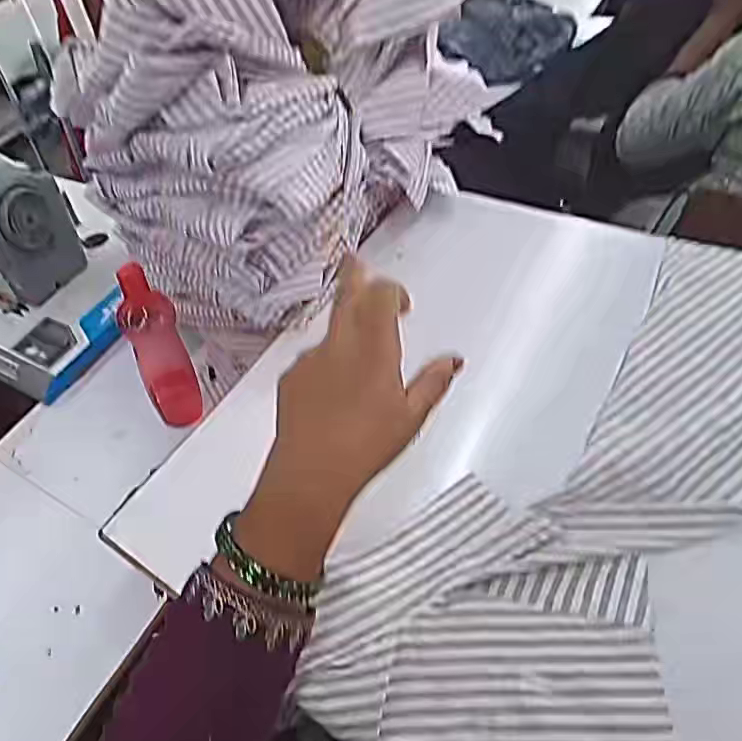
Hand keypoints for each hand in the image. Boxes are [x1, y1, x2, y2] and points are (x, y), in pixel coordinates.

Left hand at [233, 258, 463, 580]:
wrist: (310, 474)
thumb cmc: (360, 449)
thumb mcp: (410, 417)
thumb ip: (433, 382)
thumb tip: (451, 363)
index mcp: (374, 350)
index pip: (381, 295)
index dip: (392, 290)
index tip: (400, 300)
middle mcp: (339, 347)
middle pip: (347, 295)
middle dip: (356, 277)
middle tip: (359, 266)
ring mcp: (309, 361)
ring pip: (329, 332)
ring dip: (344, 335)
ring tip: (356, 368)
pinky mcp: (290, 378)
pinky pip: (310, 359)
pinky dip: (324, 365)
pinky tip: (333, 393)